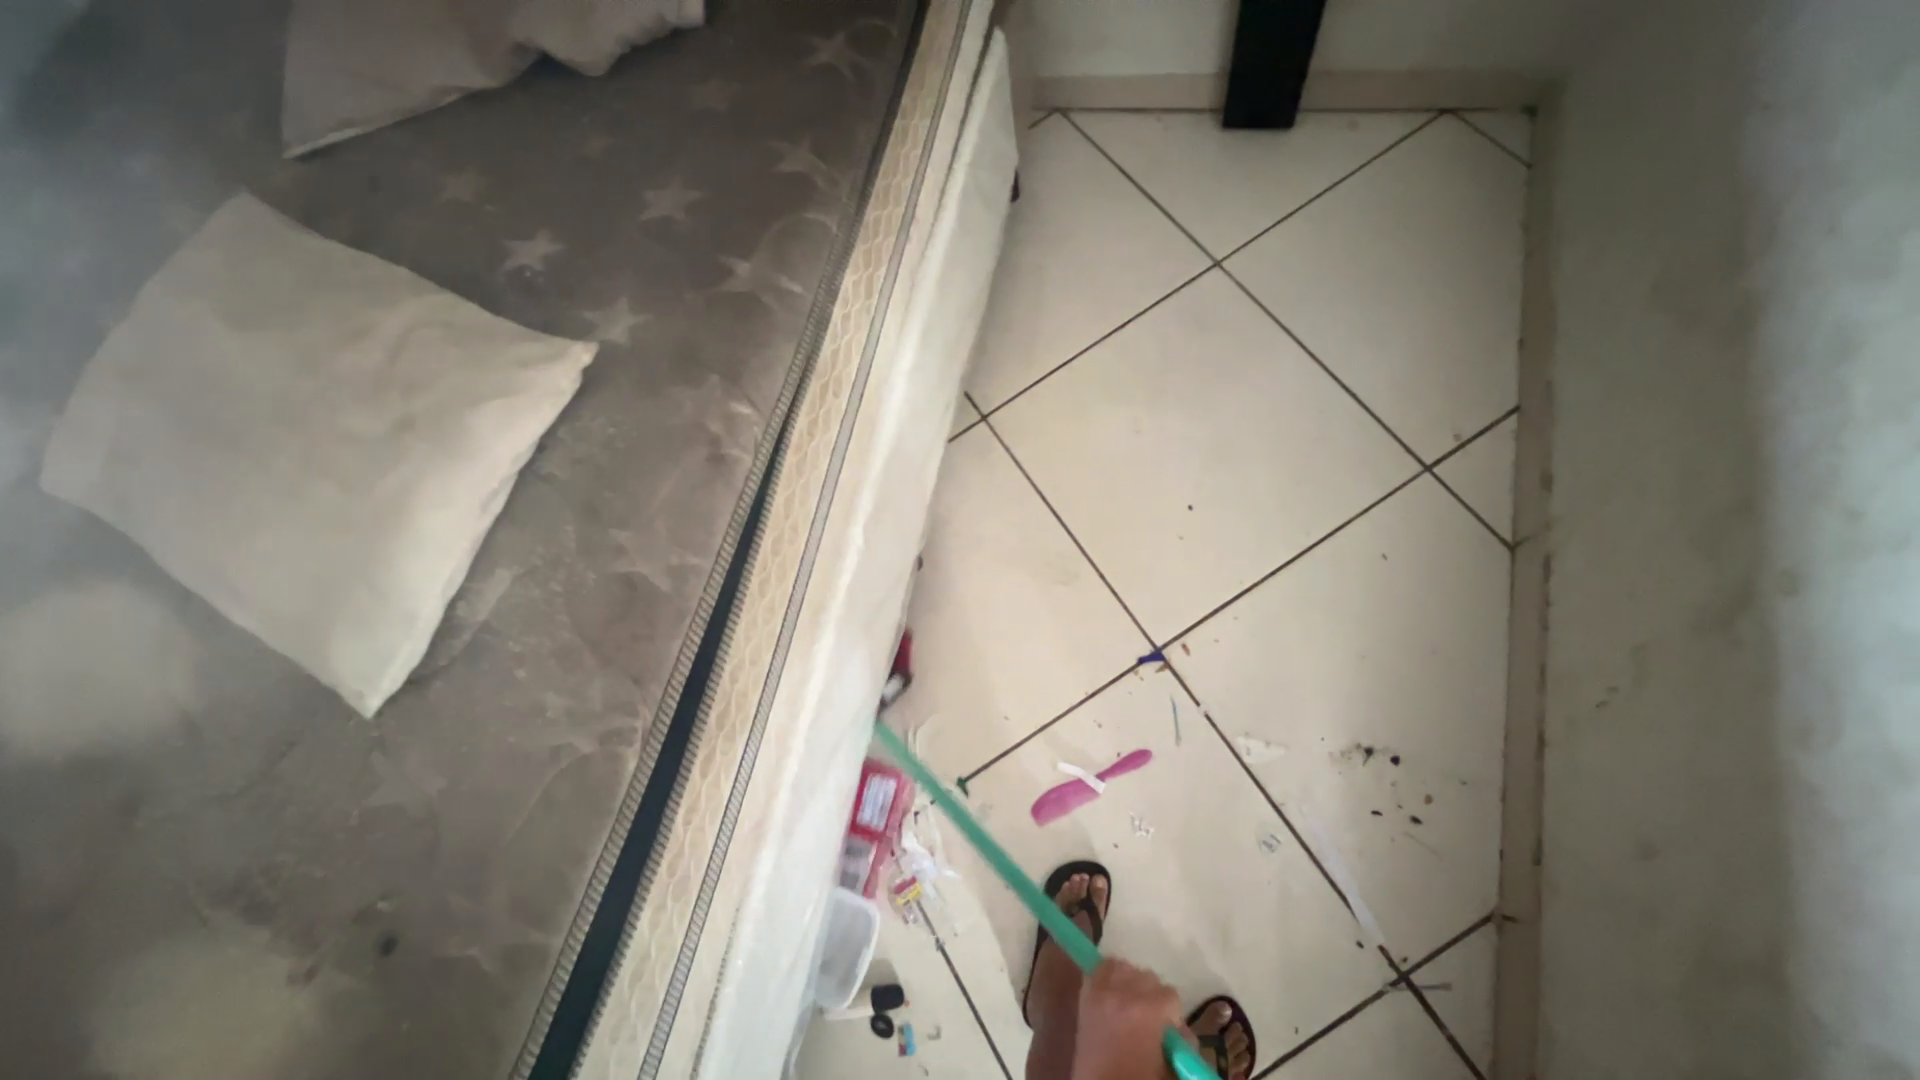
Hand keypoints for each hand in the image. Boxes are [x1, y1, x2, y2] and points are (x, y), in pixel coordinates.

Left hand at [1070, 959, 1184, 1079]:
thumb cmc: (1136, 1077)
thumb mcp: (1169, 1064)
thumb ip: (1182, 1041)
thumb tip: (1180, 1026)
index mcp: (1149, 1011)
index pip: (1170, 993)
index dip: (1172, 1012)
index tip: (1168, 1027)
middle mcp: (1125, 993)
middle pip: (1147, 976)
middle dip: (1152, 995)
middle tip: (1149, 1016)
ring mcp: (1102, 991)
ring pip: (1122, 966)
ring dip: (1129, 980)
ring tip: (1129, 1002)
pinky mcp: (1086, 995)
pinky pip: (1098, 969)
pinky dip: (1107, 975)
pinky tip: (1112, 992)